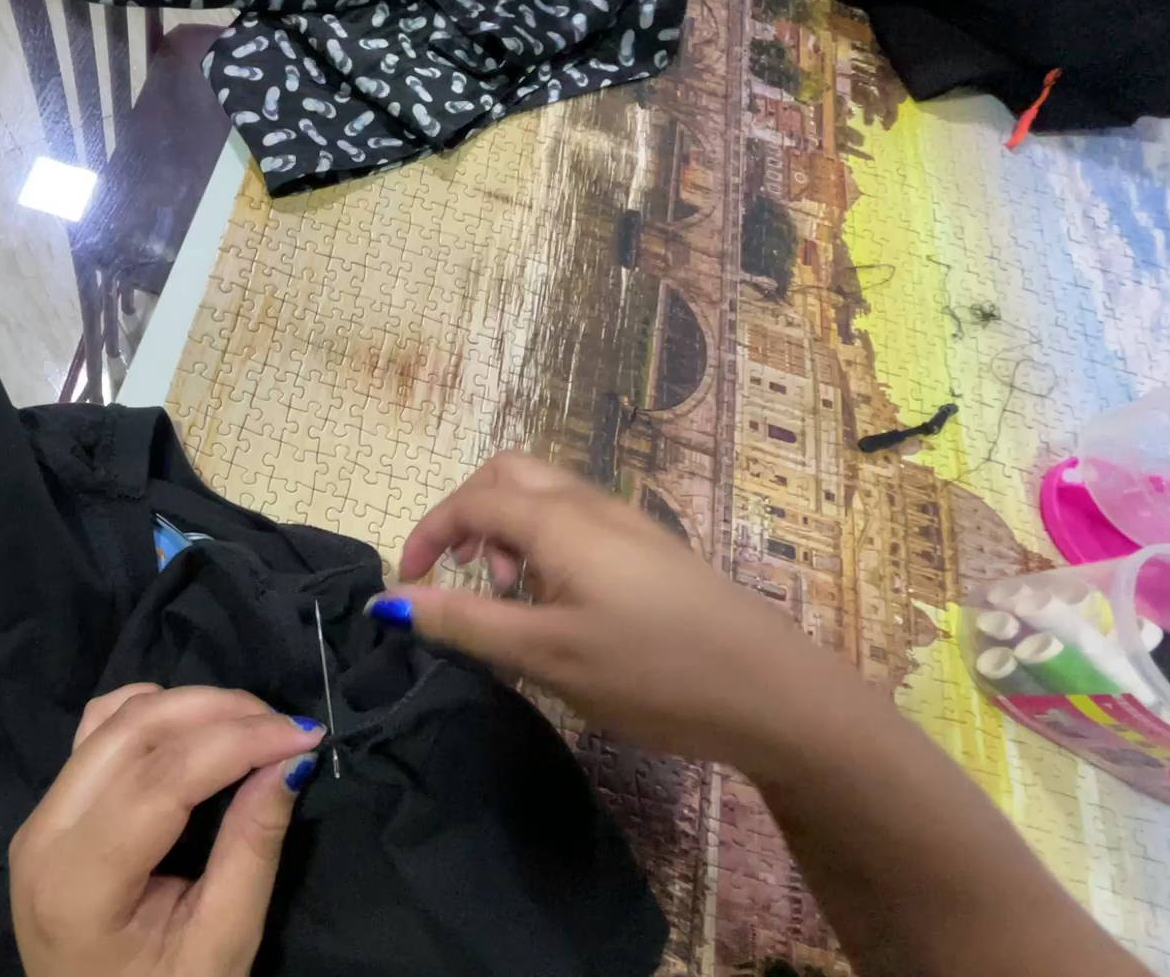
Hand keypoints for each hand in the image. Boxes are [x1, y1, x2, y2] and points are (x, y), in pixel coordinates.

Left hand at [9, 684, 324, 976]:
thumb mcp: (220, 947)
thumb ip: (251, 849)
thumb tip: (291, 760)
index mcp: (77, 882)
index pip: (164, 777)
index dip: (240, 741)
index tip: (305, 734)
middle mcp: (44, 832)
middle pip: (135, 729)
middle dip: (219, 710)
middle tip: (284, 727)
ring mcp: (41, 813)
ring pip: (115, 716)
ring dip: (189, 705)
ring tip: (250, 725)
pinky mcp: (52, 803)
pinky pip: (98, 727)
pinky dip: (150, 710)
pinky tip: (191, 727)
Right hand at [368, 451, 869, 769]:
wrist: (780, 695)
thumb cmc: (651, 669)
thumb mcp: (544, 653)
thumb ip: (462, 622)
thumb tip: (390, 600)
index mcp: (557, 520)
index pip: (470, 502)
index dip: (428, 535)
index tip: (408, 582)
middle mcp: (588, 504)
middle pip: (506, 475)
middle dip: (466, 513)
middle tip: (461, 571)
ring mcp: (624, 522)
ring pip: (541, 495)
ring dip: (504, 528)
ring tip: (508, 594)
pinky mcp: (648, 547)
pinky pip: (572, 520)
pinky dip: (539, 541)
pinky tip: (556, 601)